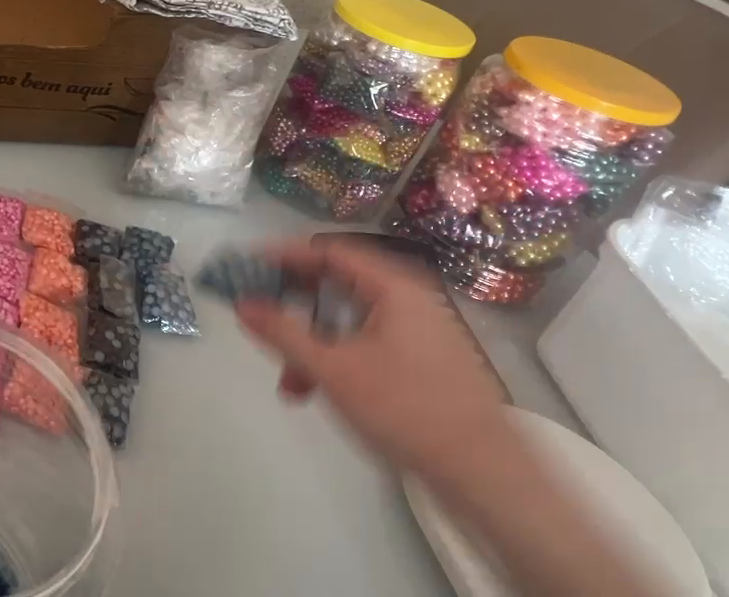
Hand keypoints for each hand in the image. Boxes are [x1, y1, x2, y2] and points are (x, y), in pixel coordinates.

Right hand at [234, 239, 508, 478]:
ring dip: (311, 344)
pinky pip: (366, 344)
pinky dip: (336, 359)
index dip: (282, 256)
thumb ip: (282, 332)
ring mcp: (420, 332)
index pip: (327, 252)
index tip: (247, 267)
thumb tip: (242, 303)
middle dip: (292, 308)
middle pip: (336, 286)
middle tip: (259, 319)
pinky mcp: (423, 363)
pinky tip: (317, 390)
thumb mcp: (332, 369)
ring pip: (348, 322)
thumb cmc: (406, 409)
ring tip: (289, 380)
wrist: (486, 475)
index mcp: (394, 287)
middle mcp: (409, 300)